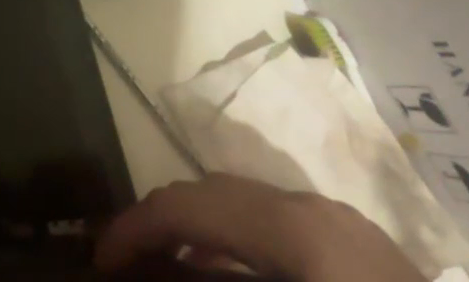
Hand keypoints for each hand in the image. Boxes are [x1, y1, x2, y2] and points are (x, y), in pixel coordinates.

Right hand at [97, 174, 426, 281]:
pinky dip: (242, 244)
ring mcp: (346, 225)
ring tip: (171, 266)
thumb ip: (204, 278)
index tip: (99, 264)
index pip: (179, 204)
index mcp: (288, 221)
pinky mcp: (369, 250)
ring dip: (199, 232)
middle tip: (127, 261)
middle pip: (208, 194)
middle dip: (160, 224)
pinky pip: (282, 228)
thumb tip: (144, 268)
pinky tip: (232, 273)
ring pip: (244, 207)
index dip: (129, 229)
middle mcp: (312, 206)